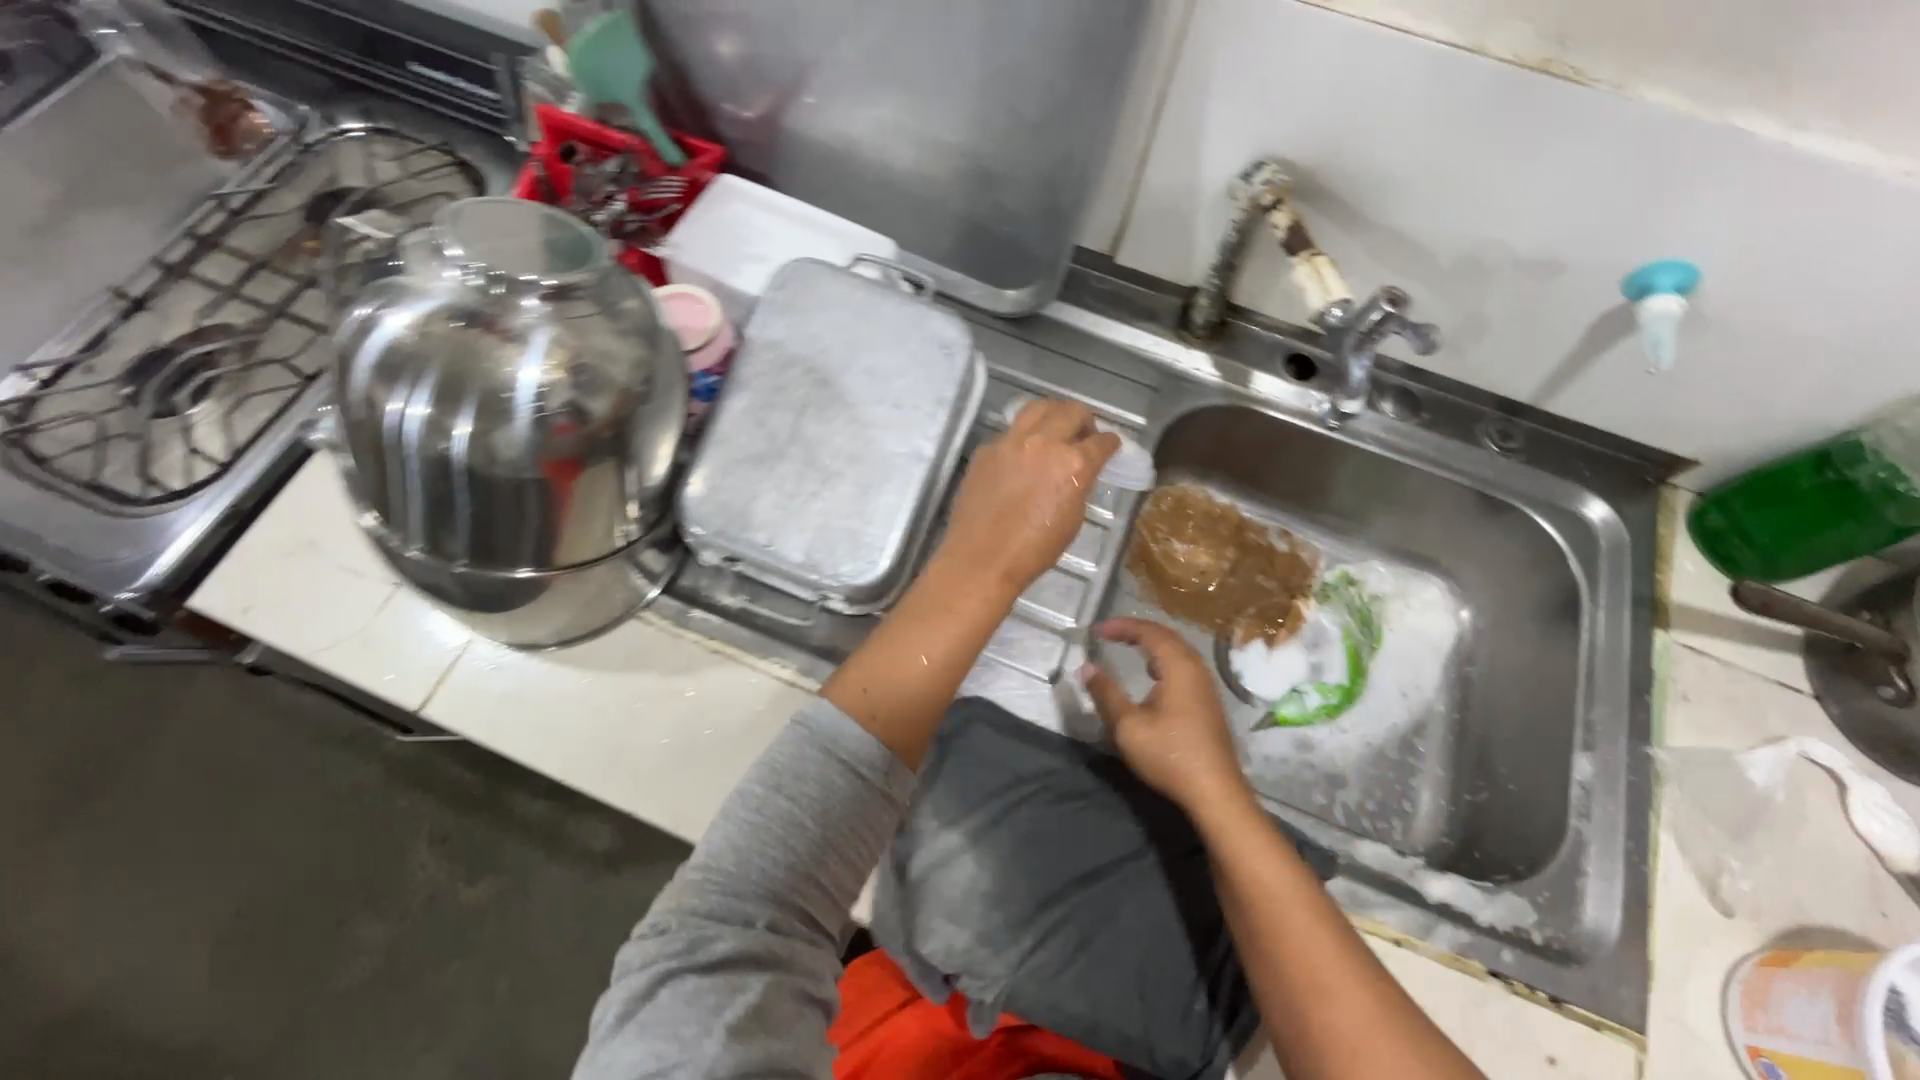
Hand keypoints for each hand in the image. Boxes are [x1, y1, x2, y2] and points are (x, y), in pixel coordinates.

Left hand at [934, 399, 1119, 599]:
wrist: (982, 558)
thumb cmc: (1034, 549)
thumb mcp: (1072, 517)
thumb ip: (1079, 484)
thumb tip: (1078, 472)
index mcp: (1072, 464)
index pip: (1101, 441)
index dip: (1110, 442)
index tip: (1109, 444)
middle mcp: (1043, 443)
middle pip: (1071, 411)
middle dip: (1084, 419)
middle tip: (1083, 434)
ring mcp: (1010, 442)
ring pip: (1037, 408)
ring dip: (1053, 414)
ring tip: (1054, 430)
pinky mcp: (987, 450)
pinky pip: (1010, 432)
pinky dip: (1023, 438)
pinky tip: (1021, 456)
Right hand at [1081, 617, 1251, 814]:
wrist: (1214, 791)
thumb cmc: (1169, 755)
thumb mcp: (1128, 726)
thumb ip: (1106, 693)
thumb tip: (1086, 667)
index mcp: (1179, 667)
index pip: (1149, 632)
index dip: (1121, 626)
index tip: (1095, 630)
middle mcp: (1197, 669)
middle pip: (1167, 637)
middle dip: (1137, 631)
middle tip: (1109, 633)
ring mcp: (1207, 687)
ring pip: (1178, 652)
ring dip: (1152, 645)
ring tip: (1128, 648)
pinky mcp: (1209, 703)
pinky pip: (1184, 667)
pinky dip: (1163, 661)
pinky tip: (1153, 677)